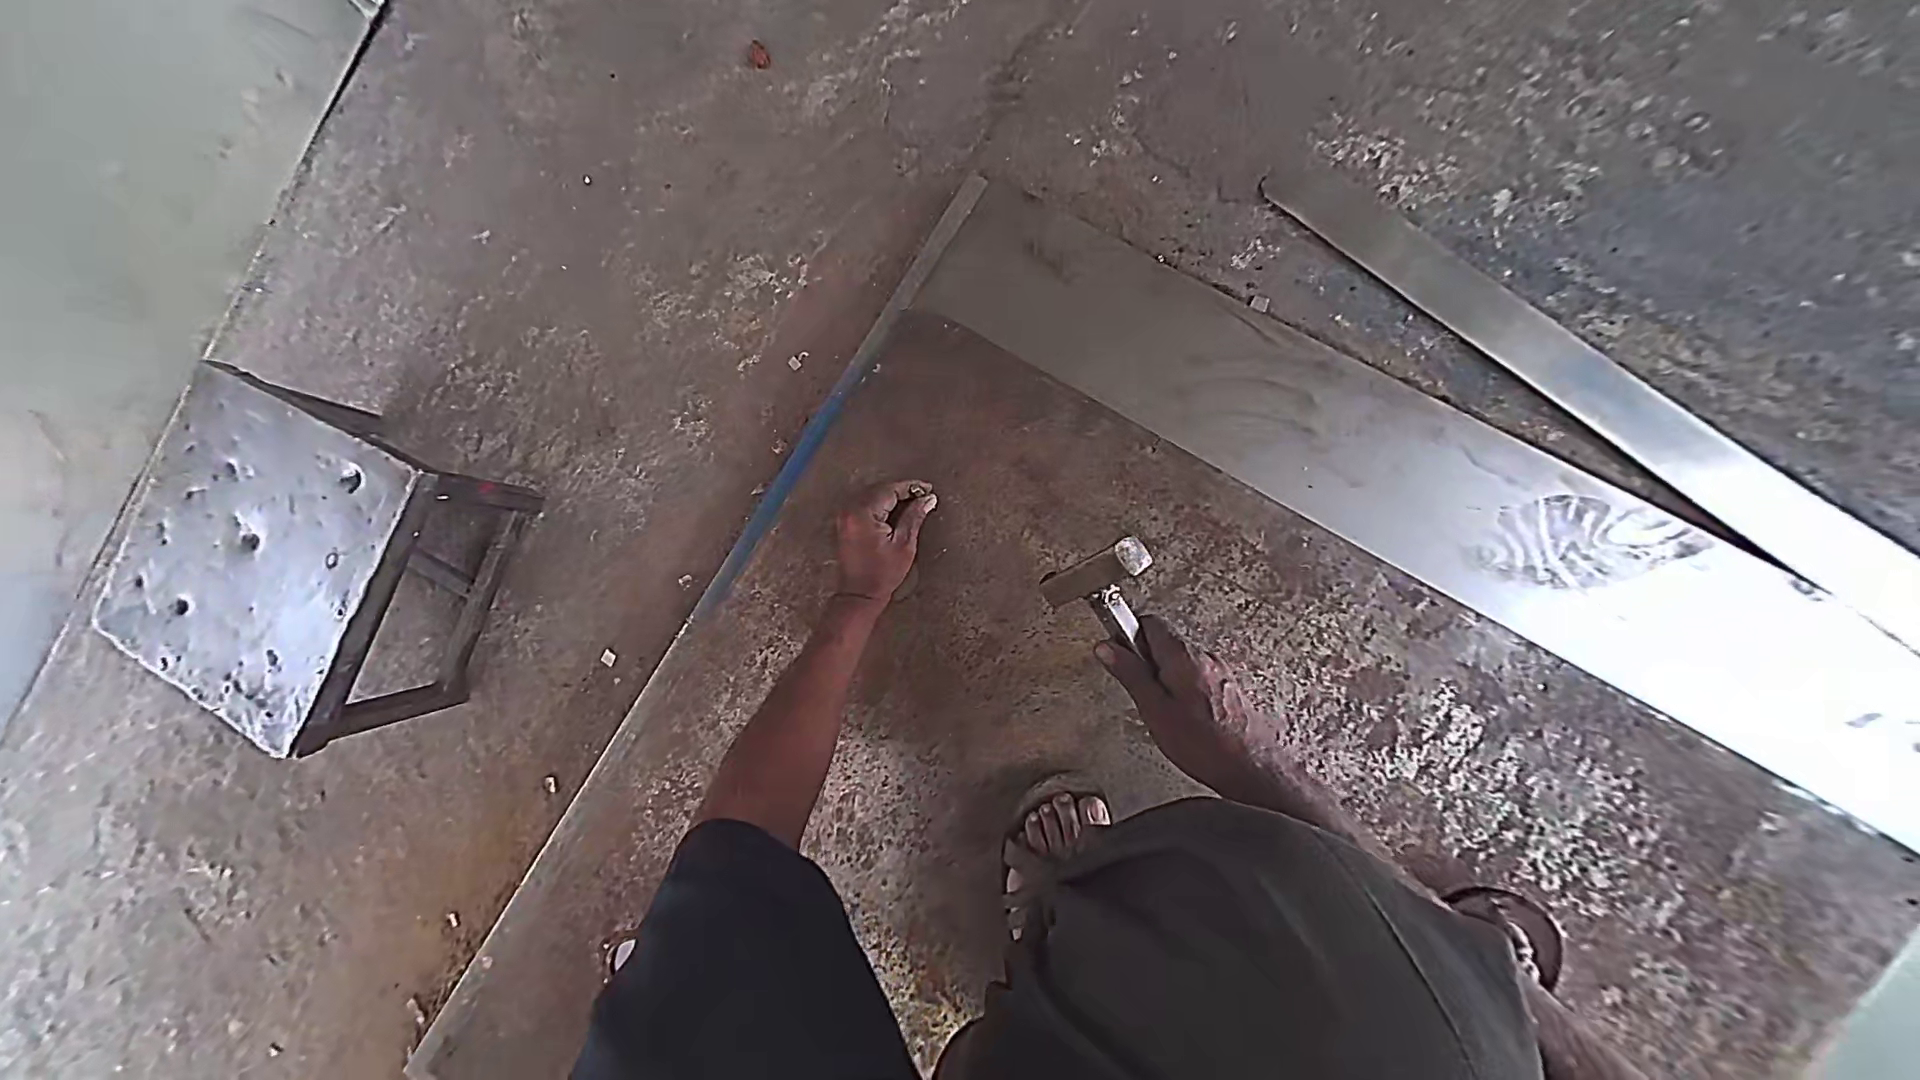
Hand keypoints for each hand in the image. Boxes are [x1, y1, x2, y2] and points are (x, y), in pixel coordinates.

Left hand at [834, 480, 937, 604]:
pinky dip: (880, 503)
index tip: (927, 489)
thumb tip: (927, 498)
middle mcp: (850, 511)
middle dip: (902, 490)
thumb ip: (914, 517)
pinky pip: (865, 504)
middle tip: (923, 494)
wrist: (859, 594)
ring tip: (913, 501)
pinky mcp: (845, 523)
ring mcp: (845, 516)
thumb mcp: (904, 544)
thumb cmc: (881, 574)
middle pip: (879, 489)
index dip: (911, 488)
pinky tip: (895, 510)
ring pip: (872, 494)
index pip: (889, 490)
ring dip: (891, 496)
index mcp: (863, 513)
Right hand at [1095, 616, 1263, 794]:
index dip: (1128, 636)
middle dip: (1148, 662)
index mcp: (1183, 656)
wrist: (1256, 772)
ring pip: (1182, 662)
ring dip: (1167, 678)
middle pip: (1165, 642)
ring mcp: (1221, 672)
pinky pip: (1198, 678)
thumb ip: (1130, 674)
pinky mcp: (1230, 689)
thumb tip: (1107, 648)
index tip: (1119, 656)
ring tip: (1165, 712)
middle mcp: (1205, 657)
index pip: (1148, 623)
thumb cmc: (1206, 745)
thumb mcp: (1154, 710)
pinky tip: (1187, 719)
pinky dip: (1186, 691)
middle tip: (1142, 693)